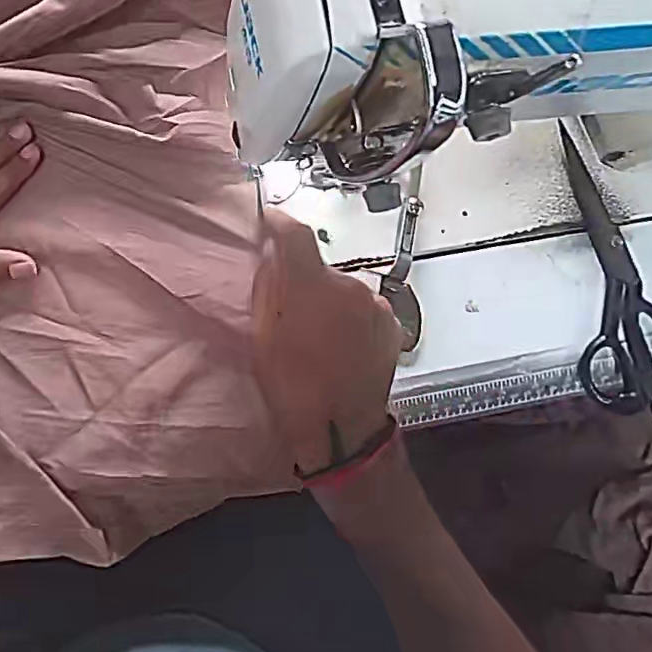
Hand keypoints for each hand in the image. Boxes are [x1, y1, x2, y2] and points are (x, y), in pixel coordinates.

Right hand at [252, 209, 403, 475]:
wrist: (341, 431)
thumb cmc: (293, 389)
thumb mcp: (262, 337)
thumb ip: (268, 289)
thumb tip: (273, 260)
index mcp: (310, 286)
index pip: (294, 234)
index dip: (278, 221)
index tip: (268, 220)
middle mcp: (348, 286)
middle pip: (318, 267)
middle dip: (303, 280)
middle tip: (290, 309)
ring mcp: (374, 304)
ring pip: (341, 288)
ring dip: (329, 300)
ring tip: (317, 336)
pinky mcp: (389, 321)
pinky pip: (362, 307)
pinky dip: (349, 316)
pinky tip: (340, 344)